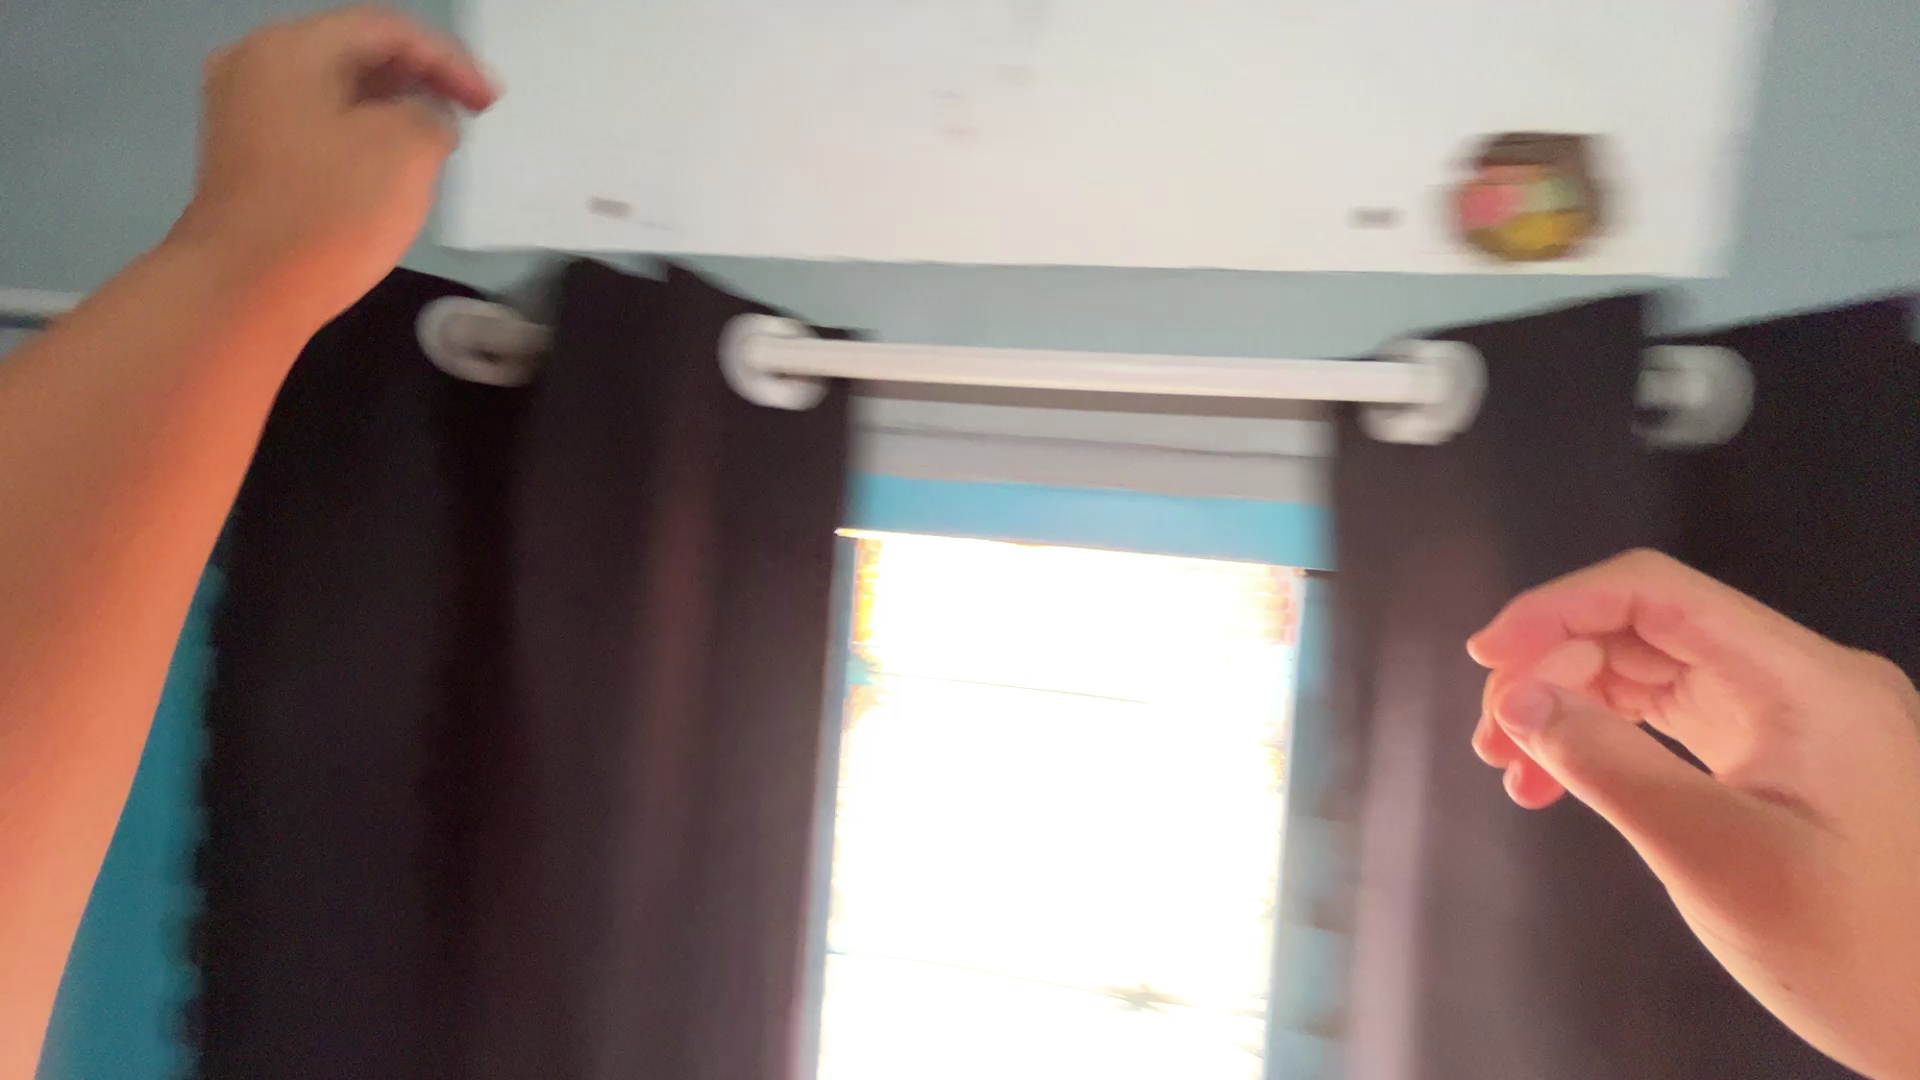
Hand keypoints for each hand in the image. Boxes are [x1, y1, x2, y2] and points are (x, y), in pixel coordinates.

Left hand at [167, 6, 496, 326]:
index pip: (385, 30)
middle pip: (356, 51)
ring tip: (445, 137)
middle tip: (475, 112)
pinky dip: (370, 128)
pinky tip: (400, 161)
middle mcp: (260, 63)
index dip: (448, 59)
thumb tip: (430, 118)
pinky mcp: (255, 150)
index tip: (492, 98)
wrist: (255, 277)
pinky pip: (324, 119)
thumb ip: (431, 117)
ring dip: (399, 104)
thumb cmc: (335, 208)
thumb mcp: (405, 151)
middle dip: (423, 77)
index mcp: (293, 50)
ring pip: (340, 87)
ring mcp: (250, 107)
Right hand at [1469, 549, 1919, 1078]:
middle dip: (1542, 672)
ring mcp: (1769, 711)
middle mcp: (1787, 677)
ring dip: (1551, 706)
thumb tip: (1514, 700)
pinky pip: (1640, 713)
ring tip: (1506, 765)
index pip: (1651, 593)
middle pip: (1625, 631)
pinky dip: (1582, 738)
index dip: (1553, 608)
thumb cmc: (1860, 952)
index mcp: (1804, 681)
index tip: (1487, 657)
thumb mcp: (1714, 853)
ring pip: (1622, 669)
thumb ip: (1604, 762)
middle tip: (1494, 738)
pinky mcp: (1748, 746)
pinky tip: (1544, 781)